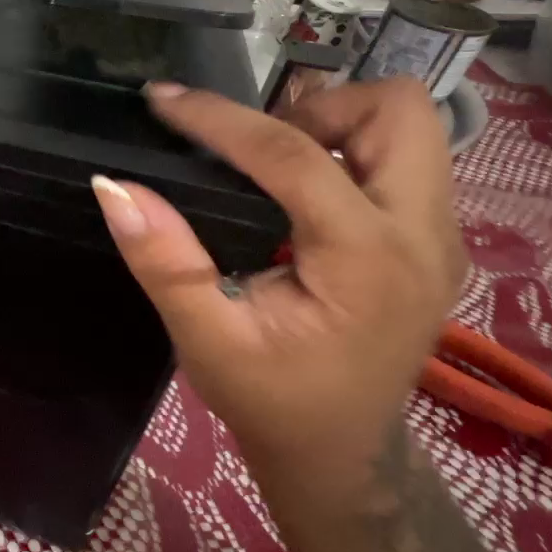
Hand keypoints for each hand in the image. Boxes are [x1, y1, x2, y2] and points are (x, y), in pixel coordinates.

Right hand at [90, 77, 466, 481]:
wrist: (341, 452)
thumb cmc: (271, 398)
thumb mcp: (204, 338)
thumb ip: (163, 261)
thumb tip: (113, 185)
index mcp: (369, 261)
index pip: (295, 155)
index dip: (219, 118)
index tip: (161, 99)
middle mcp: (424, 236)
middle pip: (398, 112)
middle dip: (315, 108)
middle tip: (250, 146)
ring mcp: (439, 236)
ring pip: (408, 127)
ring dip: (333, 123)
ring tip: (268, 163)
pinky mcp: (430, 239)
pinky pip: (401, 156)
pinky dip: (345, 148)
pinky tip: (293, 188)